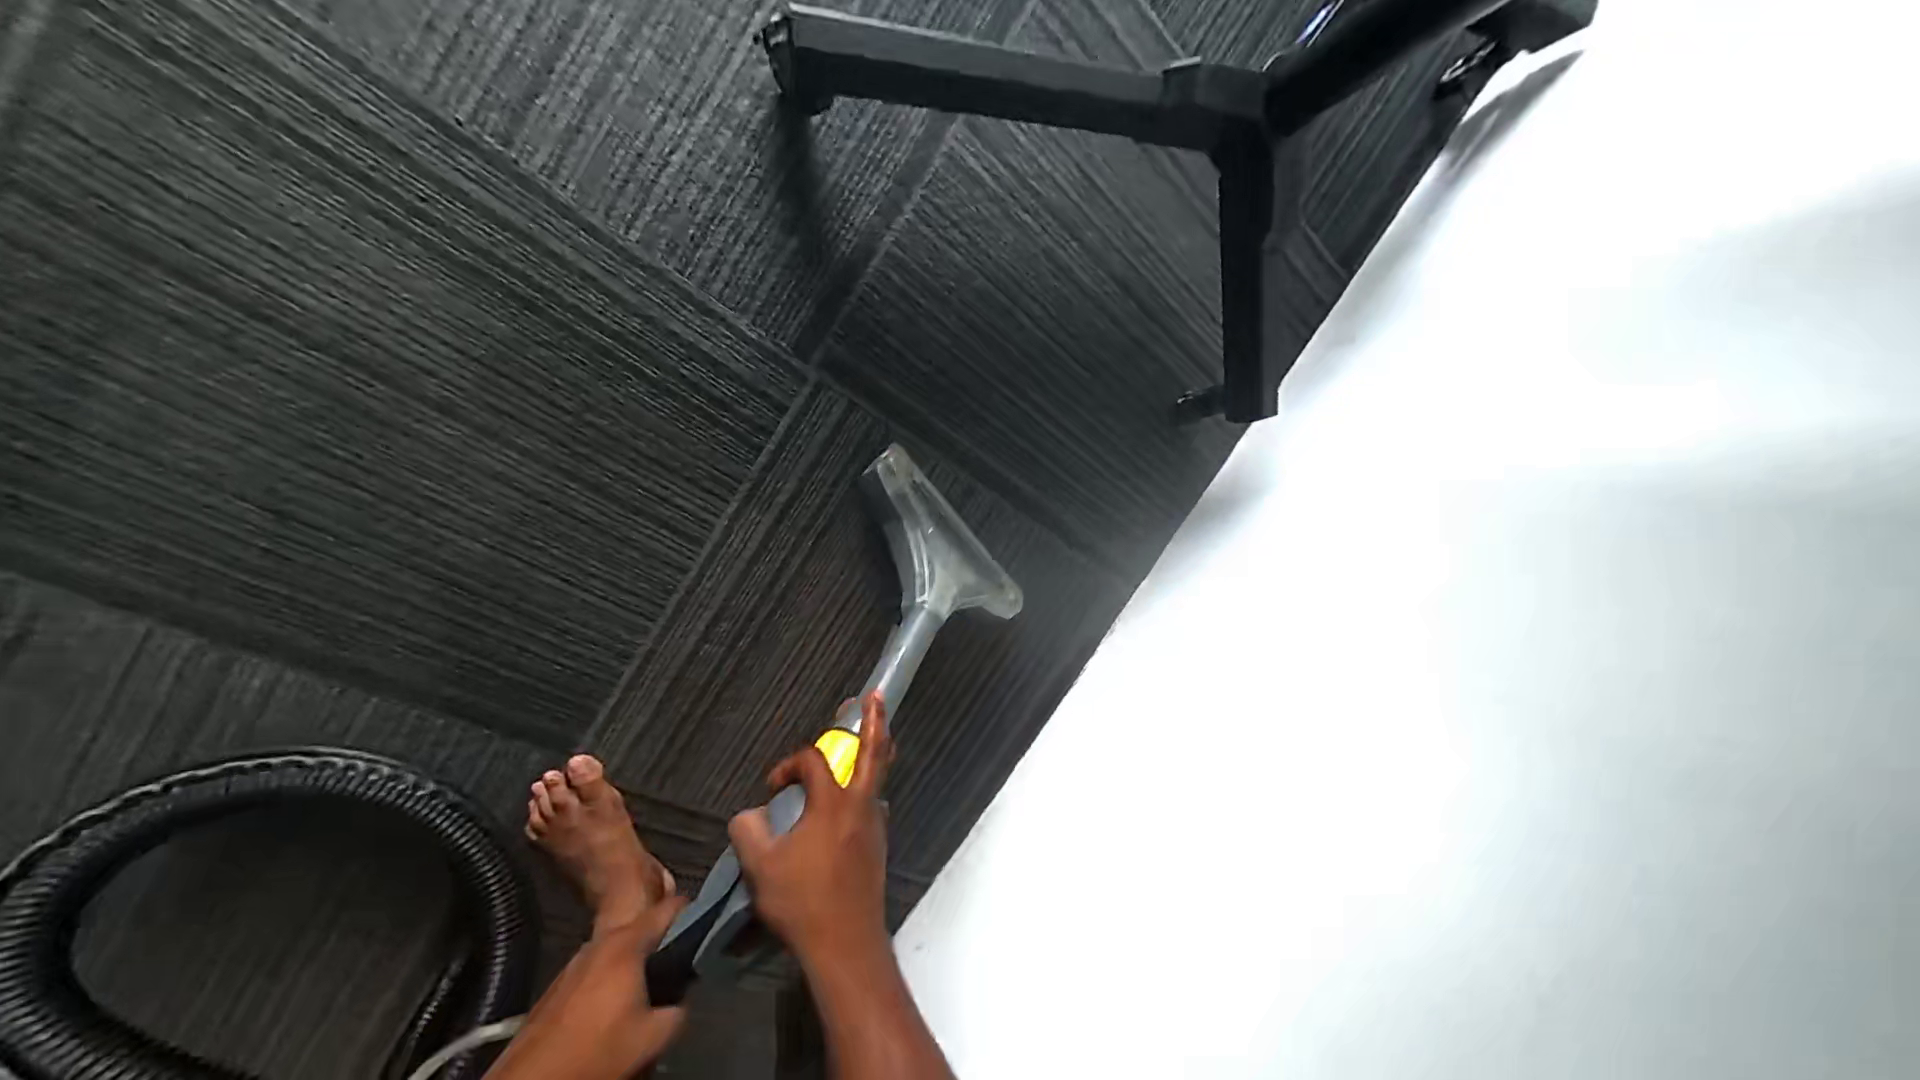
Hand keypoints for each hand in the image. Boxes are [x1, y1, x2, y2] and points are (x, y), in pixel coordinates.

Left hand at [485, 894, 689, 1079]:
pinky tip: (614, 1013)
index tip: (708, 930)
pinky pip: (598, 971)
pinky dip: (614, 982)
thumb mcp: (653, 1037)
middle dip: (665, 944)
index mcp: (626, 942)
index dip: (695, 912)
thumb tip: (681, 1000)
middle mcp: (599, 942)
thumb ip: (679, 1009)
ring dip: (637, 965)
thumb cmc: (594, 1053)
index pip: (671, 906)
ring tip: (649, 994)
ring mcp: (574, 964)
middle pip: (644, 928)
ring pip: (620, 951)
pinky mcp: (557, 988)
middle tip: (680, 969)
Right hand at [728, 690, 895, 968]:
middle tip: (876, 695)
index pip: (814, 761)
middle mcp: (861, 805)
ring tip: (873, 734)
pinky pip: (873, 803)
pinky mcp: (879, 844)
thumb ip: (748, 831)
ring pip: (879, 776)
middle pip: (874, 751)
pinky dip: (865, 787)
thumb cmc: (803, 902)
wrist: (847, 943)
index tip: (772, 787)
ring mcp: (876, 824)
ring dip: (874, 752)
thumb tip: (749, 815)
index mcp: (833, 803)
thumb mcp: (761, 867)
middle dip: (874, 720)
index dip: (789, 764)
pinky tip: (850, 802)